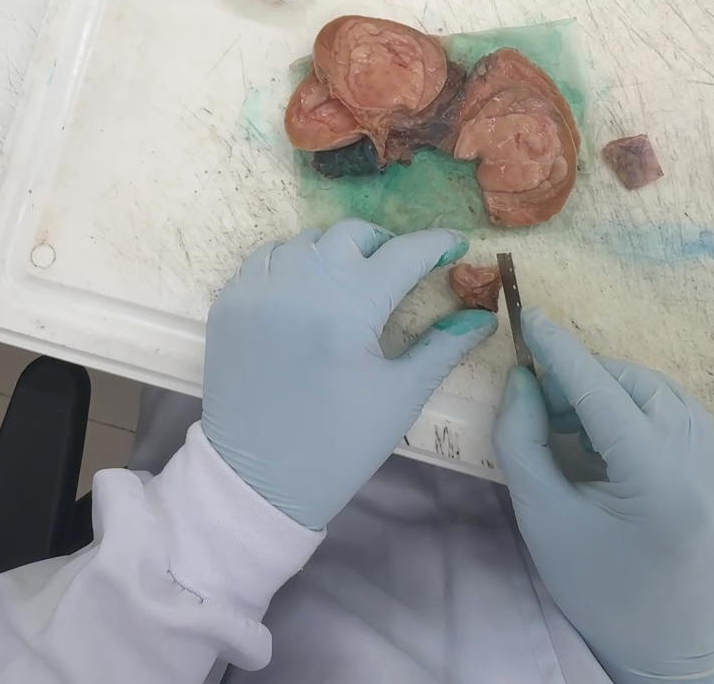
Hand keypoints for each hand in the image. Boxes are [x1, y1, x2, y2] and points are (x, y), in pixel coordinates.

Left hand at [202, 219, 496, 529]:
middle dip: (384, 244)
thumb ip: (443, 347)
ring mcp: (259, 289)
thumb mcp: (400, 396)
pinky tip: (304, 289)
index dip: (436, 244)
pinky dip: (291, 260)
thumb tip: (484, 316)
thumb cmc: (339, 444)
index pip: (404, 254)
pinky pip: (265, 256)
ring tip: (350, 280)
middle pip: (353, 233)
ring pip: (307, 239)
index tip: (454, 245)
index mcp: (349, 309)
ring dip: (336, 250)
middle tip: (398, 269)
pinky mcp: (229, 301)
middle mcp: (301, 285)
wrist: (258, 480)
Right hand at [494, 310, 713, 683]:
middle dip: (586, 380)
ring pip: (665, 396)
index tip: (532, 316)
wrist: (677, 654)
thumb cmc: (597, 587)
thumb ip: (521, 436)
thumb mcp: (540, 514)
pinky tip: (630, 450)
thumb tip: (525, 375)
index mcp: (662, 487)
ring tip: (585, 432)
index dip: (563, 352)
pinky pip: (690, 419)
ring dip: (617, 396)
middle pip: (636, 385)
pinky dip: (651, 417)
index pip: (602, 394)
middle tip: (548, 406)